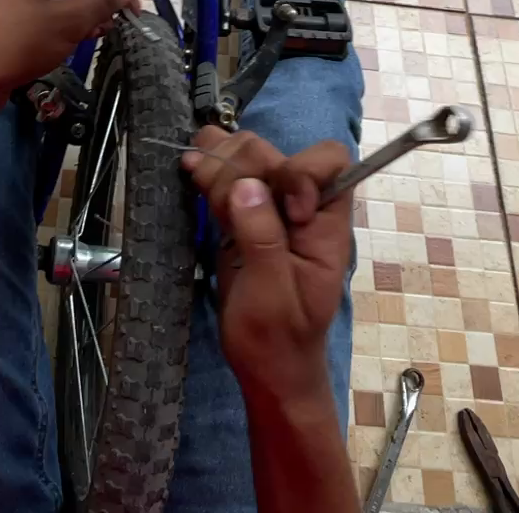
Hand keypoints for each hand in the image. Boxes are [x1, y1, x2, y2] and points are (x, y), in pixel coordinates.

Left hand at [0, 0, 138, 106]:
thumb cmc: (22, 41)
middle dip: (99, 2)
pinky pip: (43, 4)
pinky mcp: (6, 4)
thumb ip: (104, 0)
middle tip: (109, 33)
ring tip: (87, 41)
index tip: (133, 18)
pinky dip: (59, 20)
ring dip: (80, 14)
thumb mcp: (71, 21)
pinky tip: (63, 43)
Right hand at [182, 126, 353, 403]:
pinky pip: (228, 172)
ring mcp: (271, 204)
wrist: (266, 367)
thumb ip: (262, 239)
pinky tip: (191, 175)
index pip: (327, 161)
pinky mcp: (243, 210)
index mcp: (325, 223)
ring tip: (197, 182)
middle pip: (274, 152)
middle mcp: (301, 204)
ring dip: (219, 161)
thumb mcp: (272, 297)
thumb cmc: (277, 340)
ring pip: (248, 152)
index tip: (281, 208)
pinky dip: (207, 168)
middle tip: (219, 204)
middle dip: (241, 167)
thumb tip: (246, 187)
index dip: (298, 171)